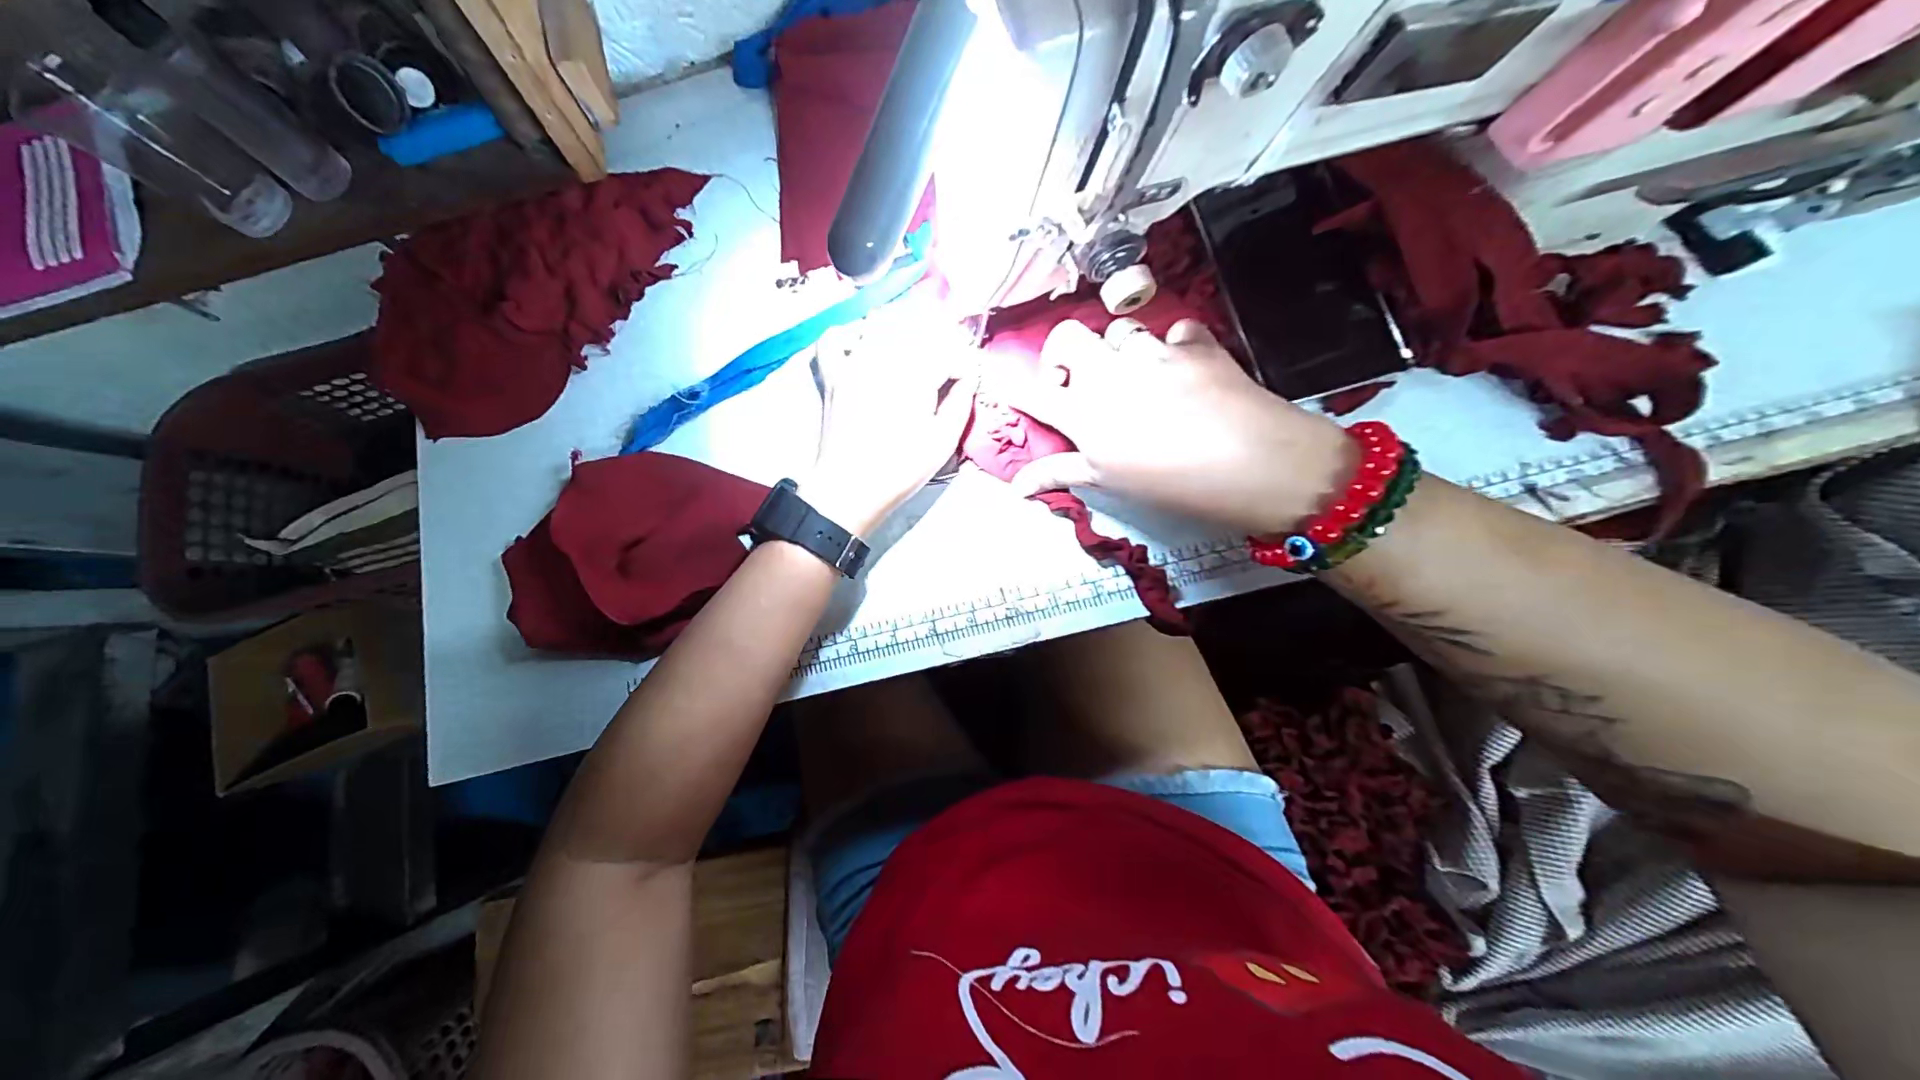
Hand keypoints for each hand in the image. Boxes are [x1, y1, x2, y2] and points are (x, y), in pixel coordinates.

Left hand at [802, 300, 976, 536]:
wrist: (849, 489)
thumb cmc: (901, 469)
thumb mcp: (943, 440)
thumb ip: (961, 401)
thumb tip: (970, 377)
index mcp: (916, 372)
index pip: (949, 351)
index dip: (964, 364)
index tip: (968, 380)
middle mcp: (884, 356)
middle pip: (918, 331)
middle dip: (939, 346)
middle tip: (947, 373)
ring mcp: (853, 362)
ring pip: (882, 326)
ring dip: (904, 334)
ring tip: (915, 359)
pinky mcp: (833, 375)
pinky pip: (835, 340)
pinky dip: (849, 334)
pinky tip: (863, 342)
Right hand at [988, 319, 1354, 534]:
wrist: (1253, 463)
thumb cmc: (1172, 484)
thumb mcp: (1109, 482)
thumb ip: (1061, 473)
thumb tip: (1016, 487)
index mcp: (1082, 413)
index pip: (1030, 390)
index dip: (1010, 383)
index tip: (999, 379)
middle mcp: (1108, 374)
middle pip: (1067, 338)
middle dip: (1067, 354)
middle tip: (1082, 380)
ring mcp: (1151, 354)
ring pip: (1120, 332)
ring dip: (1123, 353)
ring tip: (1141, 381)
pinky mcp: (1193, 344)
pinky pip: (1173, 332)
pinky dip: (1174, 347)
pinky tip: (1184, 370)